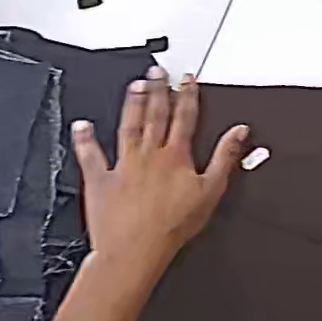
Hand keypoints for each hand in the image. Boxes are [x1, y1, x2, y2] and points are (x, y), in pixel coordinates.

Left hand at [62, 69, 248, 320]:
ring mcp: (123, 165)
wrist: (136, 249)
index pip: (184, 117)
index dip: (187, 95)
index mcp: (176, 156)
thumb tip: (239, 132)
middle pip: (155, 115)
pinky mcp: (101, 181)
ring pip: (128, 127)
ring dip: (132, 104)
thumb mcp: (212, 190)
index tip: (187, 78)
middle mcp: (149, 155)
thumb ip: (225, 157)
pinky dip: (85, 139)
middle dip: (158, 90)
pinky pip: (91, 155)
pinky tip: (82, 125)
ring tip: (134, 85)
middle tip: (157, 71)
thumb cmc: (174, 224)